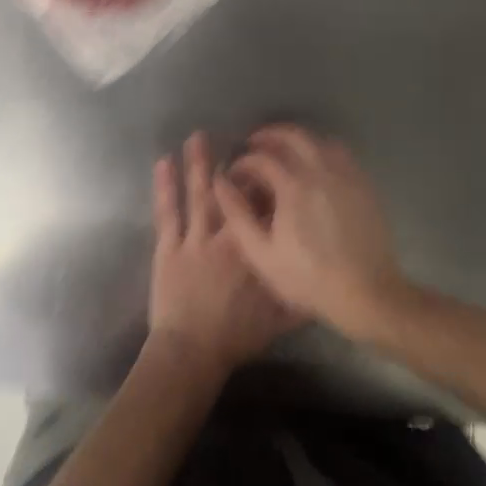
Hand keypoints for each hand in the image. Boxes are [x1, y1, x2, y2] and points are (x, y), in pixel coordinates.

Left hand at [147, 133, 303, 377]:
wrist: (193, 350)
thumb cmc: (236, 337)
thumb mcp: (280, 320)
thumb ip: (301, 298)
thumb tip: (322, 284)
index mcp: (256, 252)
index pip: (268, 212)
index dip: (272, 188)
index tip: (275, 165)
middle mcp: (227, 238)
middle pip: (235, 195)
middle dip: (239, 165)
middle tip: (242, 138)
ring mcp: (195, 240)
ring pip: (199, 195)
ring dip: (199, 164)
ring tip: (198, 136)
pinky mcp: (168, 247)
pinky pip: (167, 212)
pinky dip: (165, 187)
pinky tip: (164, 162)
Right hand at [211, 125, 404, 333]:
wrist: (366, 293)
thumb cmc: (307, 278)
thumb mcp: (261, 253)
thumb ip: (237, 214)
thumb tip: (219, 182)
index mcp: (294, 187)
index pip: (261, 158)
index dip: (242, 163)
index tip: (233, 175)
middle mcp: (322, 172)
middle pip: (293, 136)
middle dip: (268, 136)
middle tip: (253, 145)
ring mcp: (347, 177)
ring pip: (320, 140)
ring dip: (297, 139)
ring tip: (282, 151)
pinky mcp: (364, 186)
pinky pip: (341, 154)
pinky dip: (322, 149)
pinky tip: (314, 165)